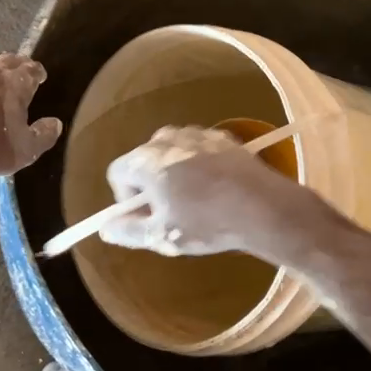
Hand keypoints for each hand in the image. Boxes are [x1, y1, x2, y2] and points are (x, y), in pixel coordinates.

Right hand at [97, 125, 330, 261]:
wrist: (264, 207)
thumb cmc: (206, 223)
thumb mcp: (162, 236)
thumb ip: (127, 230)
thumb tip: (105, 228)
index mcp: (145, 160)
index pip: (117, 173)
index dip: (124, 198)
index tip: (147, 217)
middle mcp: (164, 139)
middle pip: (143, 162)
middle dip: (150, 186)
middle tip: (171, 213)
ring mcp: (194, 134)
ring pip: (170, 155)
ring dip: (175, 176)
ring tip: (197, 203)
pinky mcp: (220, 137)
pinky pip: (196, 151)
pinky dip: (198, 168)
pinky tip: (217, 190)